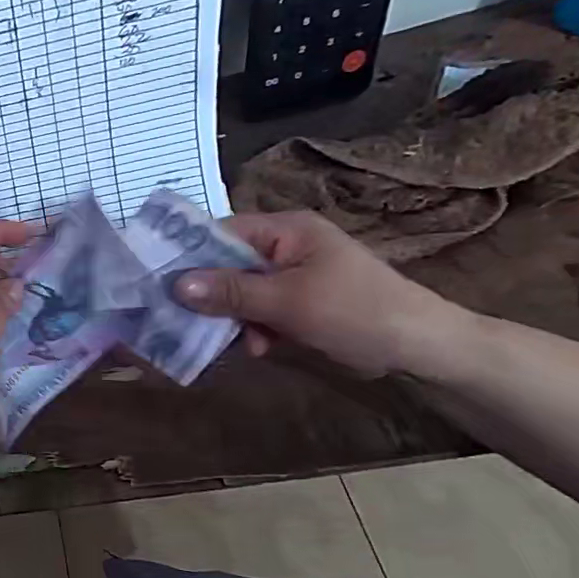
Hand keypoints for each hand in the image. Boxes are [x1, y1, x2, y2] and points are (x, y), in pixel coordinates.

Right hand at [170, 211, 471, 376]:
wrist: (418, 347)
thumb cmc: (355, 311)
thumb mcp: (287, 301)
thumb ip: (230, 292)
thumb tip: (175, 284)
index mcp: (287, 230)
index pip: (224, 232)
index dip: (191, 254)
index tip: (160, 280)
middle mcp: (285, 246)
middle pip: (228, 264)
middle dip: (212, 295)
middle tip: (187, 320)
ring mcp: (292, 275)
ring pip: (240, 292)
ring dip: (235, 318)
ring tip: (239, 342)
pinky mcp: (297, 302)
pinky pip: (259, 310)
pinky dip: (254, 328)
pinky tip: (259, 347)